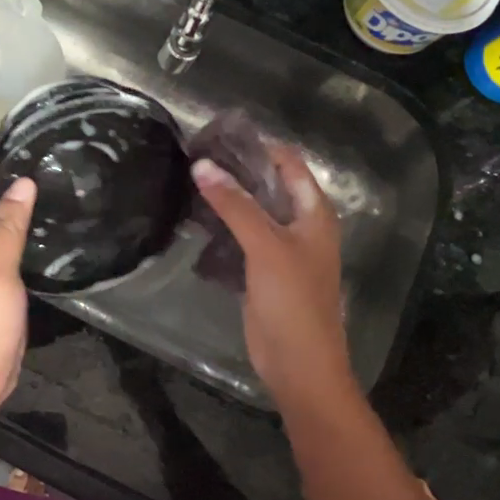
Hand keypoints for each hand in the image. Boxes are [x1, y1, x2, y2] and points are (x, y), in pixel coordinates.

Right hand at [192, 146, 354, 403]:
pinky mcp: (261, 272)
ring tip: (186, 181)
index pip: (287, 163)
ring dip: (225, 198)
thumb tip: (202, 164)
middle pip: (267, 185)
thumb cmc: (293, 300)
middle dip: (235, 170)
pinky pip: (240, 239)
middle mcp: (300, 225)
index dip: (256, 146)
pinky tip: (193, 220)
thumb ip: (235, 204)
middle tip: (192, 156)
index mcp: (314, 212)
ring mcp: (281, 249)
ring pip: (251, 212)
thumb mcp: (265, 246)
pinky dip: (221, 227)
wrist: (299, 364)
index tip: (215, 135)